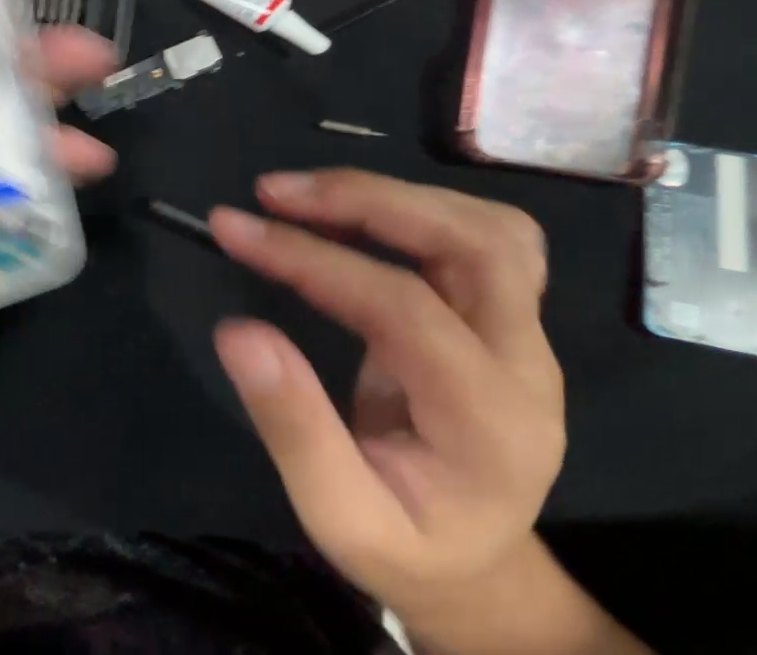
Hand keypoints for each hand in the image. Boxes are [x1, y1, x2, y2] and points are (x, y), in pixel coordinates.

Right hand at [208, 170, 564, 616]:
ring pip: (491, 230)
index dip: (313, 258)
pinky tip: (354, 214)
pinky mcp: (506, 323)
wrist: (475, 565)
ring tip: (302, 194)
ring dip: (394, 196)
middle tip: (272, 191)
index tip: (231, 229)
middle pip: (476, 244)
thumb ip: (293, 425)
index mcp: (486, 419)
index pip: (404, 306)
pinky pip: (484, 241)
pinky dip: (418, 210)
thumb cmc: (401, 544)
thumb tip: (236, 331)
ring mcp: (525, 339)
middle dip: (368, 200)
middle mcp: (525, 365)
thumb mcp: (336, 513)